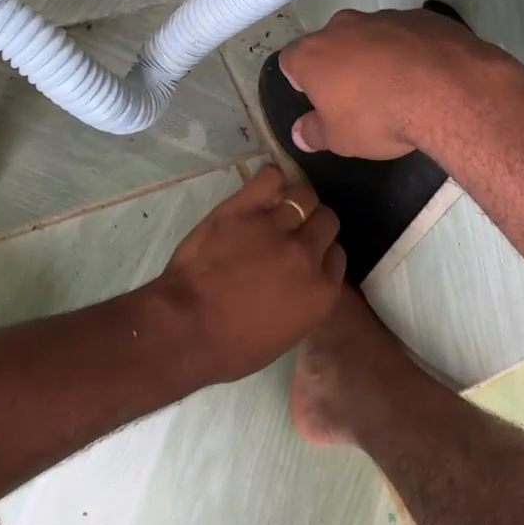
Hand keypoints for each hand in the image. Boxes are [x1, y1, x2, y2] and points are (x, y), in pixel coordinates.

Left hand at [145, 166, 344, 383]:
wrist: (186, 327)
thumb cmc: (231, 346)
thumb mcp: (285, 334)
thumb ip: (304, 300)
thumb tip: (302, 280)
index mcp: (321, 291)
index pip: (337, 255)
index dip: (321, 252)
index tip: (306, 255)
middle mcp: (307, 254)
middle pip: (326, 220)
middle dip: (313, 224)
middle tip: (291, 231)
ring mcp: (276, 228)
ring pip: (304, 196)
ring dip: (294, 201)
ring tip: (277, 209)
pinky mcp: (244, 209)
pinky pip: (270, 178)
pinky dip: (270, 181)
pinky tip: (261, 192)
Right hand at [277, 8, 523, 159]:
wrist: (447, 89)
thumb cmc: (379, 117)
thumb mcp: (340, 139)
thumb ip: (315, 133)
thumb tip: (299, 133)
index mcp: (313, 54)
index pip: (290, 60)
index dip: (301, 80)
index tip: (319, 99)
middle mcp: (343, 26)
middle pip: (331, 42)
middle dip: (340, 65)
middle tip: (357, 96)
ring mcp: (384, 16)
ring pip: (370, 35)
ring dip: (376, 55)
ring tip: (398, 87)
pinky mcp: (422, 16)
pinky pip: (406, 34)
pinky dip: (410, 50)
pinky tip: (426, 76)